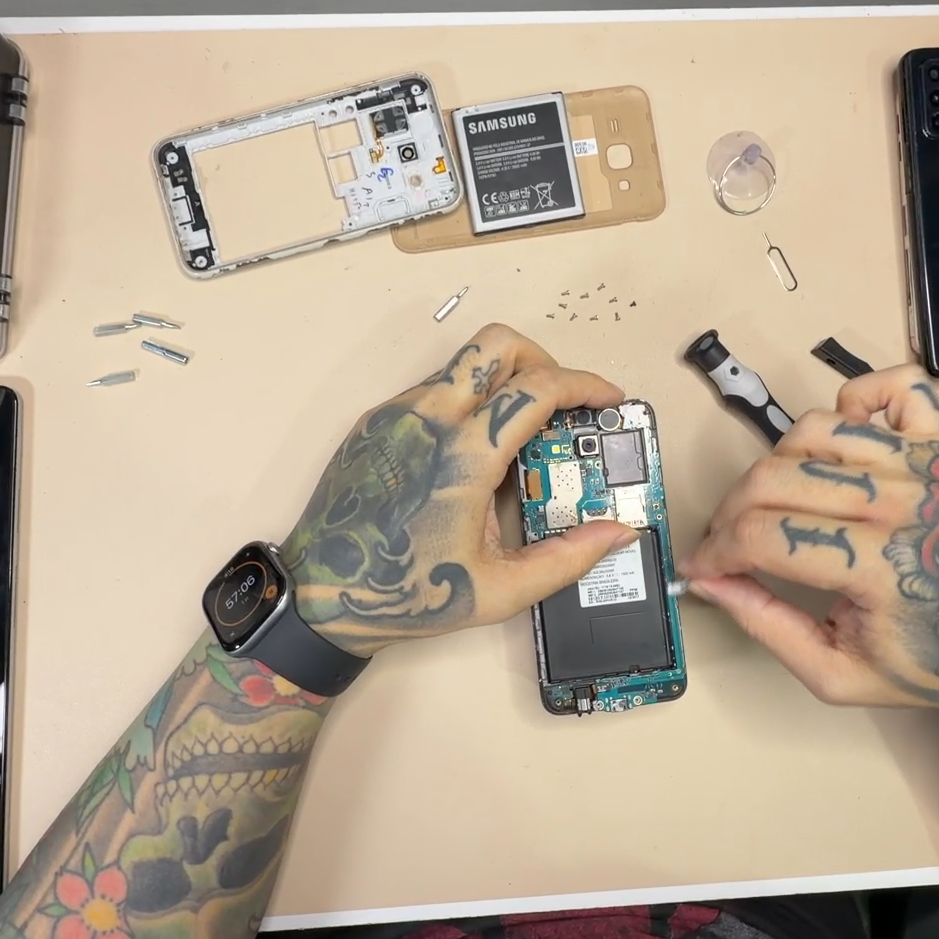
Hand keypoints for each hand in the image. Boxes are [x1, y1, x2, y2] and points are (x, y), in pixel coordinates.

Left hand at [282, 324, 639, 654]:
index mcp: (462, 458)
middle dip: (541, 359)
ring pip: (462, 363)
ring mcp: (396, 416)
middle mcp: (427, 421)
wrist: (321, 595)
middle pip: (497, 344)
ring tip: (518, 430)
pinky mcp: (376, 423)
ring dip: (503, 380)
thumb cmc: (406, 594)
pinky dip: (467, 400)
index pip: (537, 388)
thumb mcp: (500, 590)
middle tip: (558, 401)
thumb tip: (616, 533)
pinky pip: (433, 388)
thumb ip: (567, 559)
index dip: (584, 385)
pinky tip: (472, 449)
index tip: (606, 400)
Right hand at [683, 366, 938, 720]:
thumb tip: (708, 581)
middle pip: (775, 476)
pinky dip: (857, 399)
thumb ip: (764, 625)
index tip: (703, 567)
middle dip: (730, 512)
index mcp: (882, 568)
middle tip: (729, 541)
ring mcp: (930, 464)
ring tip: (779, 501)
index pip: (763, 535)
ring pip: (815, 430)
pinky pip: (895, 388)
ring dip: (776, 463)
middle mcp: (905, 502)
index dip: (716, 551)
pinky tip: (843, 440)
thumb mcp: (837, 675)